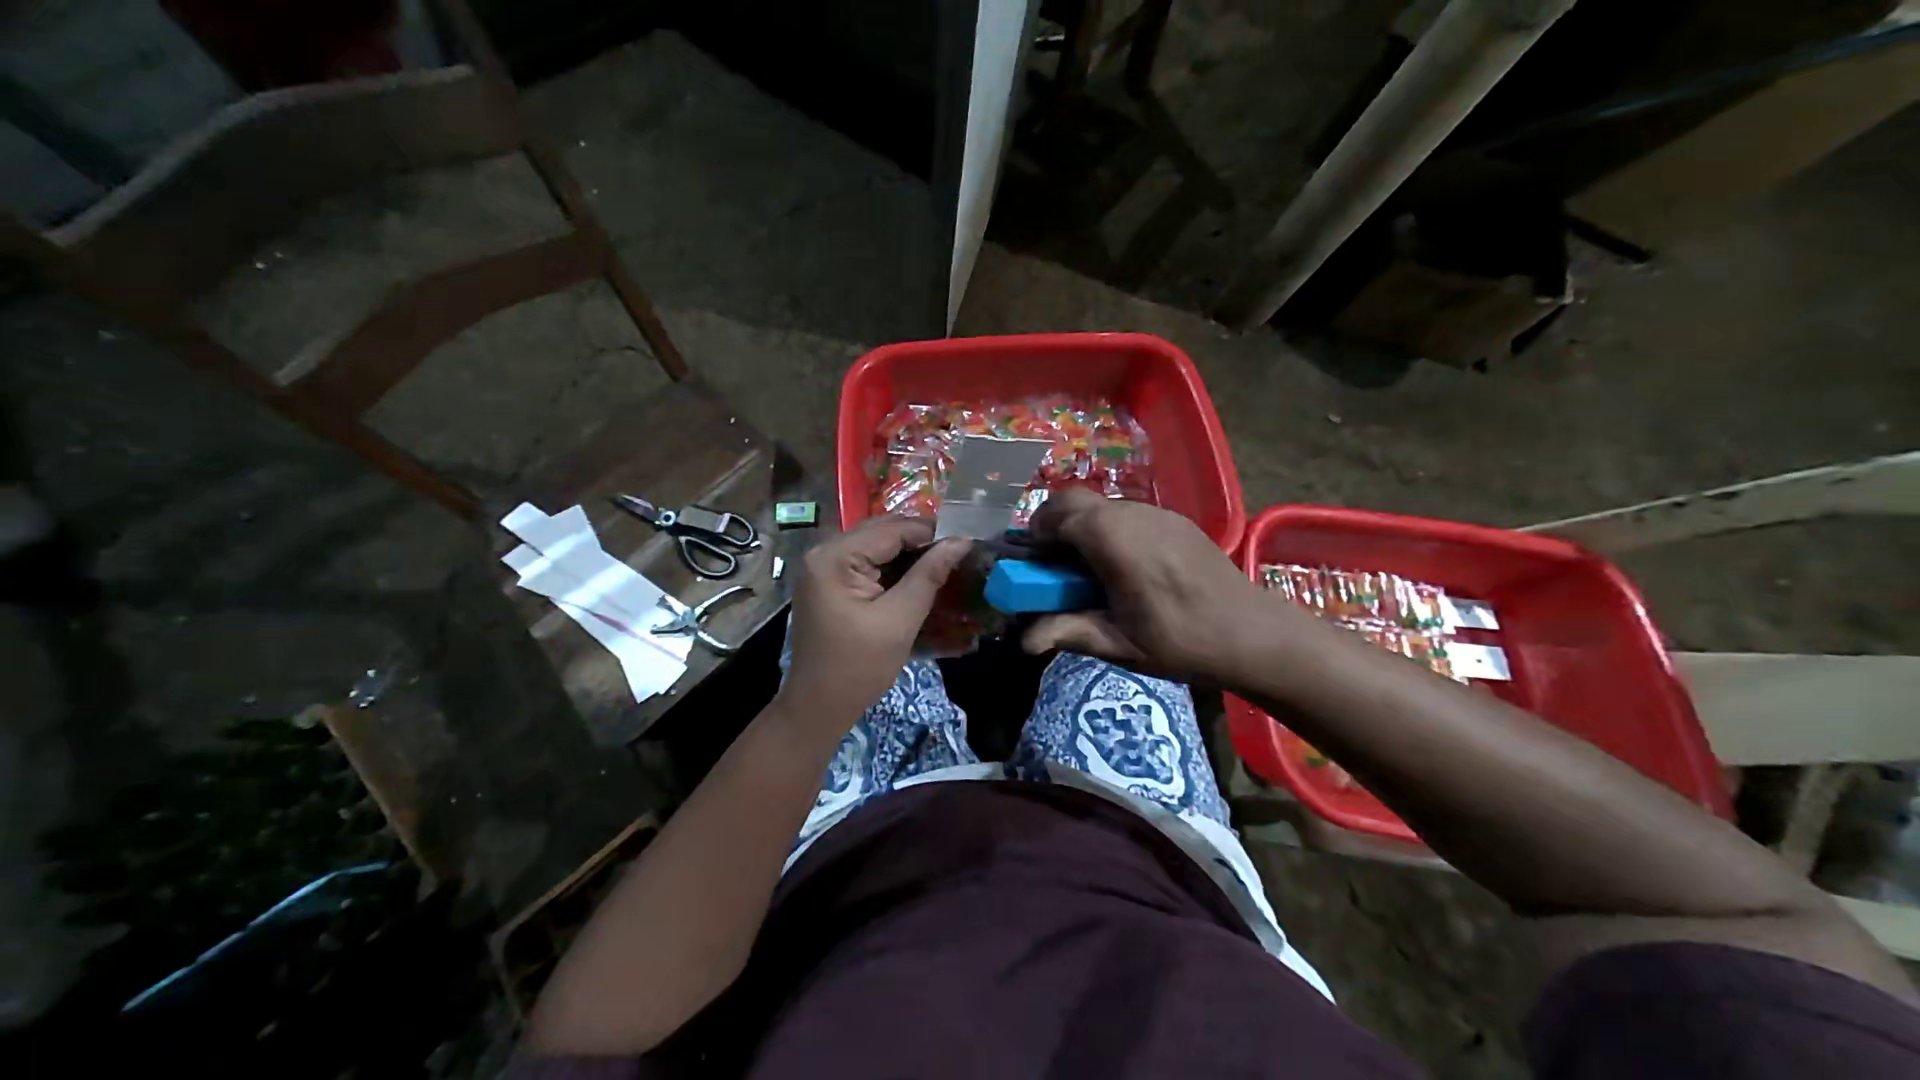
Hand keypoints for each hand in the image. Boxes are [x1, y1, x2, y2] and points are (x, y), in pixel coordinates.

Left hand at [779, 515, 971, 730]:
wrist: (819, 706)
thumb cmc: (859, 666)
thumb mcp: (900, 619)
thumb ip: (929, 575)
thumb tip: (961, 542)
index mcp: (835, 557)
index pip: (891, 530)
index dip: (930, 533)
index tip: (966, 541)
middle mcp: (824, 553)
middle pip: (881, 532)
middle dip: (920, 539)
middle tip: (958, 550)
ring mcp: (823, 567)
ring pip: (875, 545)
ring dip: (908, 552)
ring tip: (944, 560)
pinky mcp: (828, 582)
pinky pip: (865, 562)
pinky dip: (891, 566)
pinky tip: (918, 574)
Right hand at [1022, 489, 1280, 682]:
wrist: (1254, 634)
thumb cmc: (1182, 642)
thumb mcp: (1120, 645)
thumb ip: (1068, 633)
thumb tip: (1023, 641)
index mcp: (1114, 540)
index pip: (1057, 515)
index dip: (1036, 535)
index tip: (1030, 564)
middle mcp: (1133, 514)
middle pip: (1076, 500)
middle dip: (1054, 524)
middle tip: (1052, 564)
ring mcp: (1158, 513)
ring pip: (1103, 504)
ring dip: (1083, 526)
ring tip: (1088, 569)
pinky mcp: (1176, 520)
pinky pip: (1128, 513)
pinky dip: (1110, 528)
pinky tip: (1124, 566)